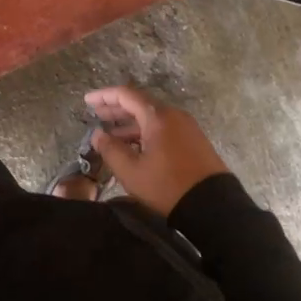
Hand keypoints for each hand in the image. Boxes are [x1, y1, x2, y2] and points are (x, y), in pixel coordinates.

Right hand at [85, 85, 228, 216]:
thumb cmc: (167, 186)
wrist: (213, 206)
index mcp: (157, 116)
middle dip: (116, 109)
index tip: (87, 100)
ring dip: (130, 123)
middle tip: (96, 114)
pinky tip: (134, 146)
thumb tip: (98, 134)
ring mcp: (186, 127)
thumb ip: (110, 150)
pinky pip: (164, 128)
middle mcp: (173, 115)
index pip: (126, 95)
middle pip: (140, 104)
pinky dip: (145, 132)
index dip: (105, 96)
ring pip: (152, 118)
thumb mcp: (132, 171)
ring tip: (111, 134)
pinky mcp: (194, 140)